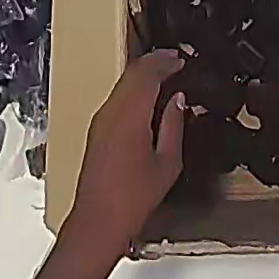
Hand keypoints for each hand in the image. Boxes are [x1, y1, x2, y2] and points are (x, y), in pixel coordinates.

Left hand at [61, 50, 186, 263]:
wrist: (98, 220)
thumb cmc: (134, 198)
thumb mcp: (167, 163)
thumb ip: (174, 125)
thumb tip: (178, 100)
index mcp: (129, 116)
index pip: (146, 74)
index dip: (164, 61)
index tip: (181, 58)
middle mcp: (110, 111)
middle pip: (131, 73)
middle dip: (154, 62)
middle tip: (176, 60)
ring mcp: (100, 119)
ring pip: (122, 83)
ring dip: (143, 74)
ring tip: (166, 74)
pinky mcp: (97, 129)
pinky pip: (116, 97)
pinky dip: (134, 88)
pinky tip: (149, 97)